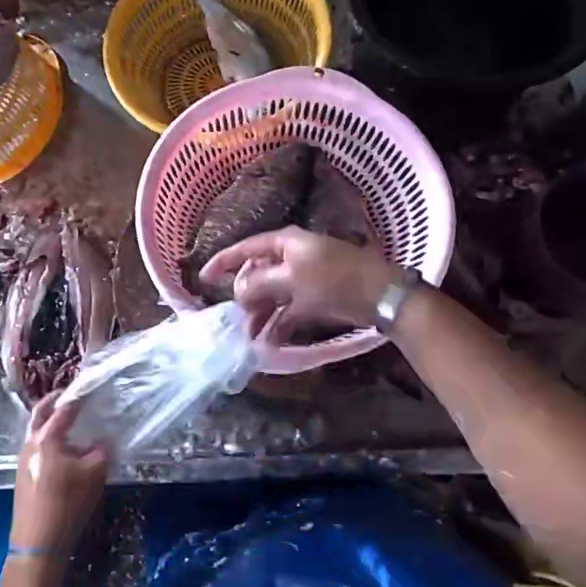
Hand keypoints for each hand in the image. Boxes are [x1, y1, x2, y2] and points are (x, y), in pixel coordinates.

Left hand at [10, 392, 109, 556]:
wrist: (37, 542)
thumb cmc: (66, 504)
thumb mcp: (93, 475)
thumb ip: (101, 452)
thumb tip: (102, 441)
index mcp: (46, 437)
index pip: (63, 409)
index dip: (77, 397)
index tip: (88, 389)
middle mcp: (30, 443)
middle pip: (41, 414)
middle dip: (55, 403)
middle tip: (71, 398)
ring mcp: (23, 459)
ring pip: (37, 432)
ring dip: (52, 424)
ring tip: (72, 426)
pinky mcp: (22, 475)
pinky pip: (37, 448)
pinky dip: (50, 441)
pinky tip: (64, 454)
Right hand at [198, 227, 398, 330]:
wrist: (382, 296)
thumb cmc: (333, 279)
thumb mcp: (291, 280)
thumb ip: (259, 284)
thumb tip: (237, 292)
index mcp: (283, 243)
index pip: (244, 249)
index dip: (222, 263)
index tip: (203, 279)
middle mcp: (290, 257)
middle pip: (257, 275)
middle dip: (244, 298)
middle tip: (235, 319)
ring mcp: (303, 278)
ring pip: (272, 296)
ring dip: (260, 315)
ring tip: (250, 338)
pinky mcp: (315, 297)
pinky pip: (288, 310)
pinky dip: (279, 324)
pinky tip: (270, 342)